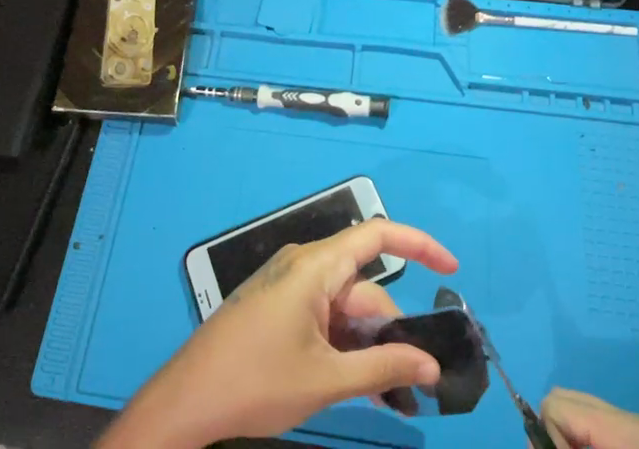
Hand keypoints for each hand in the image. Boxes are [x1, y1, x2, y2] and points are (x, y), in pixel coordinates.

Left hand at [97, 219, 458, 448]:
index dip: (419, 245)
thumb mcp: (327, 379)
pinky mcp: (276, 311)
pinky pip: (323, 320)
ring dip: (369, 347)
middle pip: (364, 289)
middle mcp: (303, 268)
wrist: (185, 403)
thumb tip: (432, 366)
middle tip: (415, 385)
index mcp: (314, 267)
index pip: (376, 235)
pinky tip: (359, 386)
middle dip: (392, 331)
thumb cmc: (256, 382)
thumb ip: (384, 368)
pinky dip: (345, 348)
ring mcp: (287, 290)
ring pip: (345, 310)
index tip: (453, 269)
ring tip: (389, 396)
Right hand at [539, 387, 638, 448]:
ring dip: (571, 439)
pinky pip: (602, 428)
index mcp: (626, 430)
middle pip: (565, 399)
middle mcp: (634, 420)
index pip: (556, 404)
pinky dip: (589, 443)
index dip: (547, 436)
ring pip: (582, 412)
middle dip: (554, 433)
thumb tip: (535, 442)